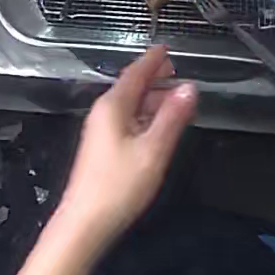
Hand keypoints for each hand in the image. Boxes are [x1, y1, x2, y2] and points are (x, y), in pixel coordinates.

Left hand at [50, 46, 196, 251]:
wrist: (84, 225)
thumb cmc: (118, 185)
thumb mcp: (153, 150)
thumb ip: (172, 117)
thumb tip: (190, 87)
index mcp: (113, 105)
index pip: (136, 72)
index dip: (153, 60)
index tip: (167, 49)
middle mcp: (104, 112)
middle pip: (132, 86)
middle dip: (155, 78)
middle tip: (177, 72)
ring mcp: (101, 129)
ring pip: (130, 104)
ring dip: (152, 98)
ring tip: (176, 99)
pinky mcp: (102, 146)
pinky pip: (127, 119)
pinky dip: (145, 115)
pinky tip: (158, 126)